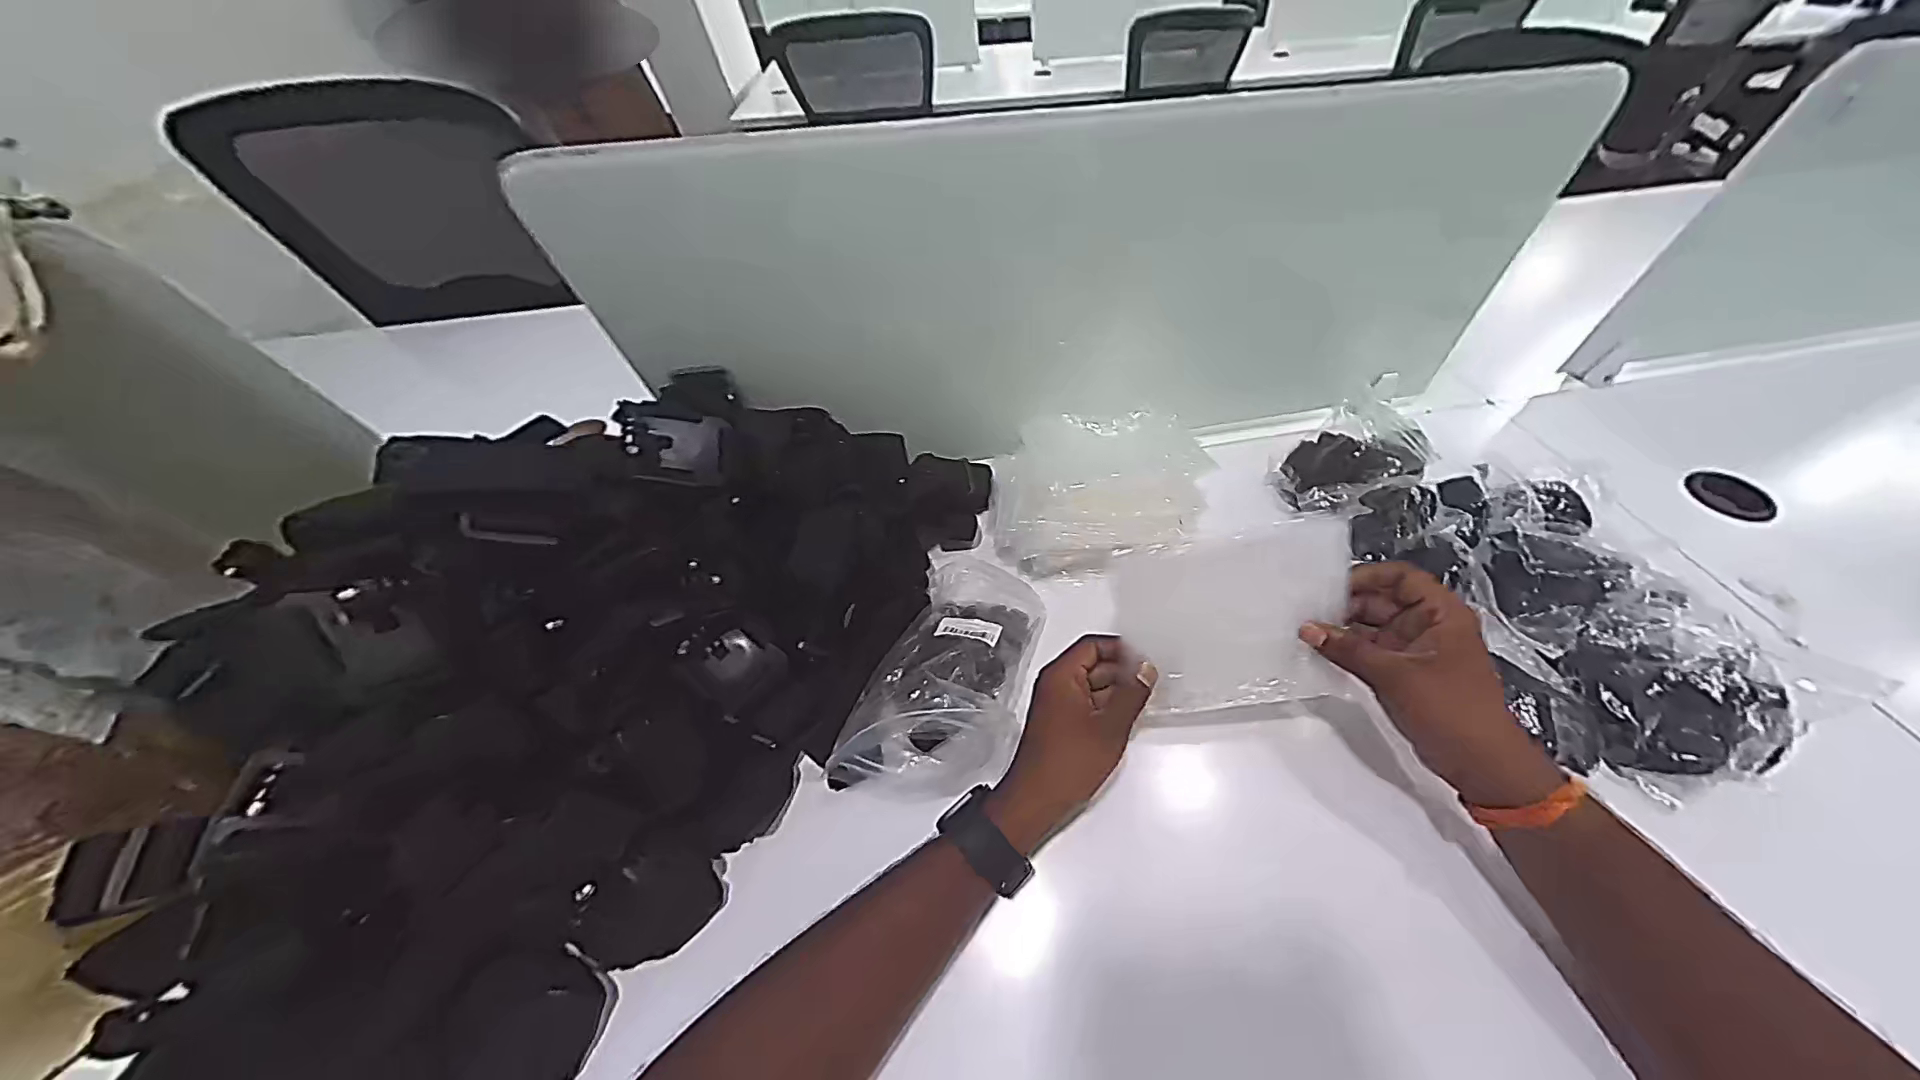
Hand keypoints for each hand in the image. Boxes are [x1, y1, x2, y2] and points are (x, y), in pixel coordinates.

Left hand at [988, 635, 1157, 853]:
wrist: (1038, 798)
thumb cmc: (1063, 765)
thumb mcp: (1110, 726)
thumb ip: (1131, 694)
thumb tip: (1144, 671)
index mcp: (1060, 676)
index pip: (1092, 645)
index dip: (1121, 649)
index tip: (1142, 659)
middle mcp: (1054, 685)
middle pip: (1093, 663)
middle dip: (1122, 671)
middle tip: (1148, 681)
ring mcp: (1056, 704)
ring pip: (1092, 685)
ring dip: (1116, 691)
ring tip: (1141, 701)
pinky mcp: (1060, 722)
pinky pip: (1087, 703)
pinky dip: (1106, 707)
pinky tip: (1124, 719)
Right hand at [1300, 562, 1562, 808]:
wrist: (1482, 764)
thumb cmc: (1452, 711)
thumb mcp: (1395, 675)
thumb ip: (1348, 649)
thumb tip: (1308, 629)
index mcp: (1442, 614)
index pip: (1401, 577)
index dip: (1367, 577)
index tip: (1331, 588)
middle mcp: (1429, 626)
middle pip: (1382, 601)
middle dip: (1346, 605)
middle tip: (1309, 612)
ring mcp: (1416, 650)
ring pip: (1372, 627)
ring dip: (1343, 630)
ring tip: (1309, 632)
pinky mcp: (1404, 673)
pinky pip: (1370, 651)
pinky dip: (1348, 650)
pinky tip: (1322, 652)